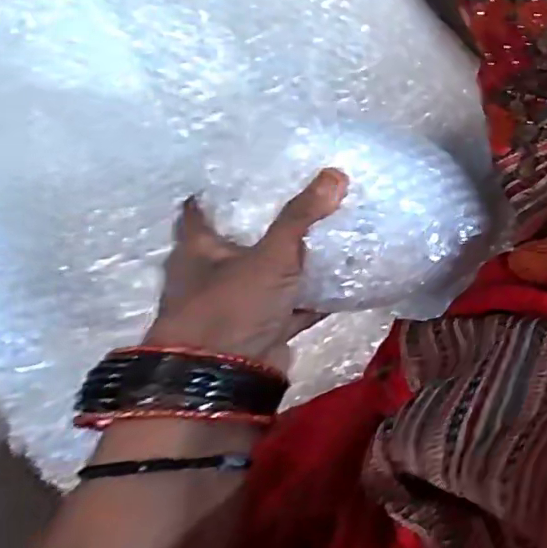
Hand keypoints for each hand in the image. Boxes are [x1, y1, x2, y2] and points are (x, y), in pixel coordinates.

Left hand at [140, 168, 347, 373]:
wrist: (225, 374)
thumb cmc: (230, 306)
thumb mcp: (270, 255)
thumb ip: (301, 217)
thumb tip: (335, 173)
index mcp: (199, 249)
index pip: (203, 209)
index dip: (224, 190)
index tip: (255, 172)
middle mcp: (215, 273)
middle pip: (244, 240)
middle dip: (273, 223)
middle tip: (310, 199)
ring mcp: (242, 302)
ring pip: (275, 273)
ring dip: (300, 260)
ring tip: (336, 233)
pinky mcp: (267, 325)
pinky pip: (298, 303)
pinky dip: (319, 294)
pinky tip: (347, 279)